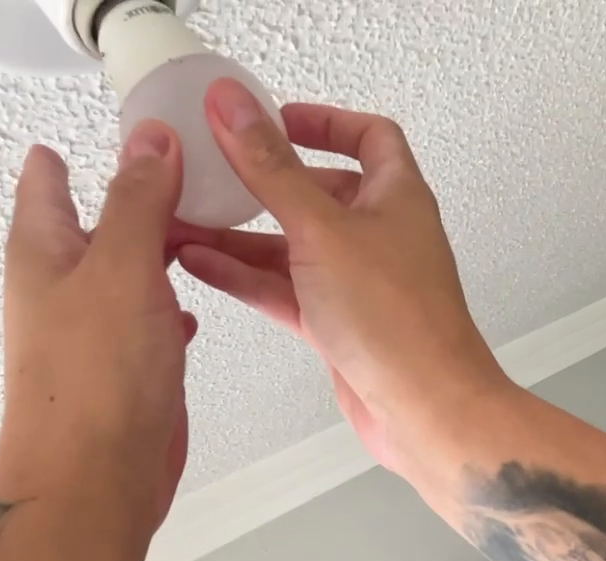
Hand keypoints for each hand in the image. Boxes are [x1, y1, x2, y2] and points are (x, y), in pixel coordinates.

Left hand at [0, 121, 198, 538]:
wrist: (96, 475)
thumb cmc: (97, 377)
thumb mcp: (124, 269)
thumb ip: (139, 201)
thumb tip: (153, 138)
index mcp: (47, 251)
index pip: (53, 179)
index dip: (97, 151)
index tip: (145, 130)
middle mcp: (66, 287)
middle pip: (99, 224)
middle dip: (138, 197)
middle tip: (186, 170)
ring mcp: (96, 331)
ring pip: (129, 273)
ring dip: (159, 251)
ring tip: (200, 229)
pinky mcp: (127, 370)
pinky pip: (147, 321)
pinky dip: (168, 306)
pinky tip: (190, 312)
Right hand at [169, 81, 515, 476]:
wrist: (423, 408)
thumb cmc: (398, 321)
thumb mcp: (322, 229)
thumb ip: (272, 169)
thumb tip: (234, 107)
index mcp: (396, 198)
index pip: (370, 138)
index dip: (326, 121)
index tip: (277, 118)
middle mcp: (382, 238)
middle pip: (319, 195)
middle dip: (263, 183)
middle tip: (212, 170)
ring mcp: (360, 286)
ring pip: (295, 248)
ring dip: (241, 235)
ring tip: (183, 218)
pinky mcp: (341, 327)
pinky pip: (288, 291)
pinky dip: (248, 277)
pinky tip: (202, 264)